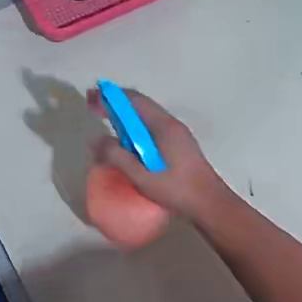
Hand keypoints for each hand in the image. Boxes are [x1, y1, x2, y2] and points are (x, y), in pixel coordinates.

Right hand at [87, 86, 235, 221]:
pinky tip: (126, 142)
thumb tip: (94, 139)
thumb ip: (117, 156)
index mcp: (163, 126)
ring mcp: (176, 134)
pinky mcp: (178, 145)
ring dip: (125, 116)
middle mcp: (171, 124)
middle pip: (139, 105)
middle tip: (93, 107)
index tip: (91, 96)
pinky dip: (134, 128)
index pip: (133, 101)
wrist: (210, 205)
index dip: (110, 97)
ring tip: (105, 122)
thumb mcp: (141, 175)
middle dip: (115, 103)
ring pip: (145, 117)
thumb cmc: (176, 190)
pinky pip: (151, 128)